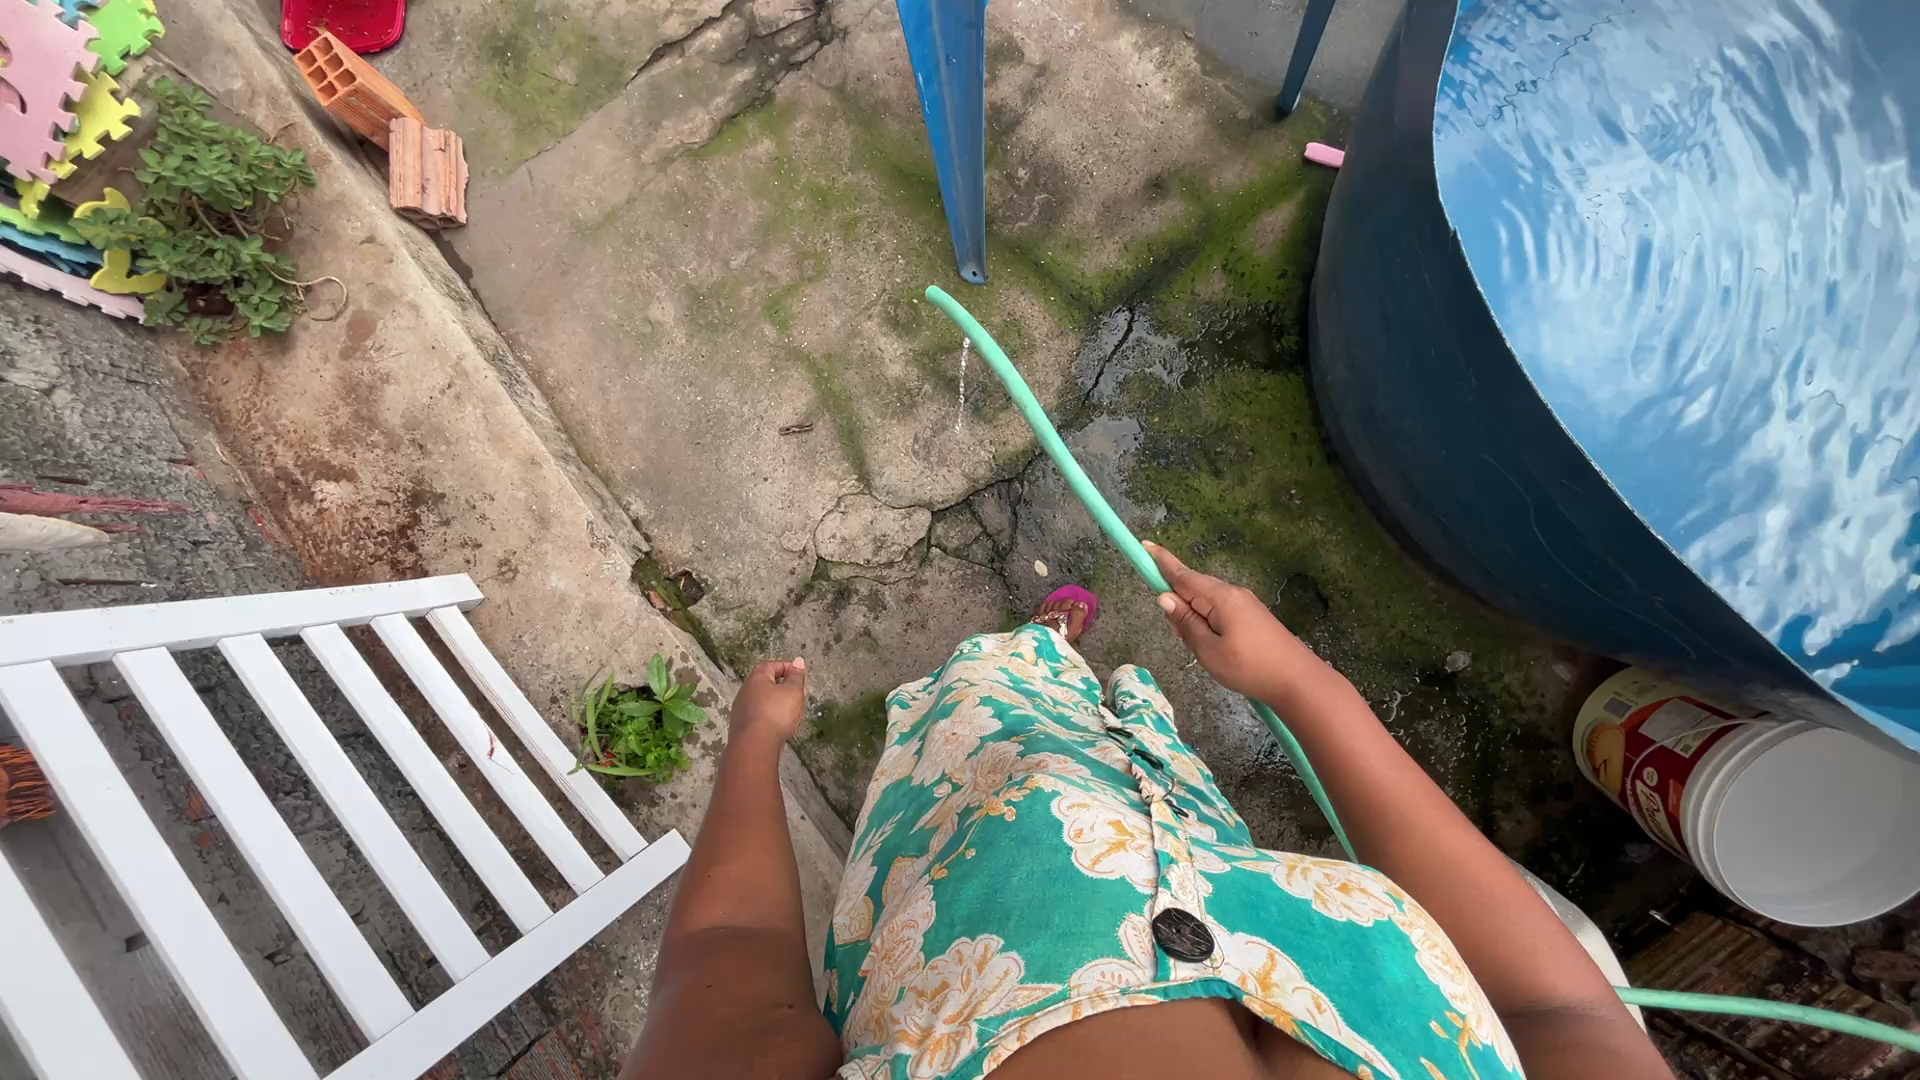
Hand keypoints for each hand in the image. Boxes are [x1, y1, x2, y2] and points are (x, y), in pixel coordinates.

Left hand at [729, 658, 807, 746]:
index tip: (799, 674)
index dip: (786, 667)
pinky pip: (759, 715)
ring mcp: (741, 710)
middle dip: (784, 686)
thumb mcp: (793, 691)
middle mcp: (745, 692)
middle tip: (799, 693)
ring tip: (793, 710)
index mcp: (756, 679)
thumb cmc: (776, 712)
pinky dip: (771, 716)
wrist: (755, 745)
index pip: (770, 665)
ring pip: (763, 701)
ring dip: (778, 702)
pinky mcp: (742, 727)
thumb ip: (797, 677)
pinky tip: (781, 725)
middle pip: (766, 683)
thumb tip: (798, 661)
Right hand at [1146, 542, 1326, 703]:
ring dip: (1195, 619)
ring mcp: (1245, 603)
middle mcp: (1232, 593)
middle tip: (1183, 638)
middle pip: (1193, 588)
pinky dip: (1208, 624)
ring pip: (1206, 603)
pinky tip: (1215, 647)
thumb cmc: (1250, 667)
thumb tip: (1165, 597)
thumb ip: (1185, 622)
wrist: (1299, 681)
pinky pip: (1220, 611)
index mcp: (1220, 597)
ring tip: (1204, 651)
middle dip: (1179, 606)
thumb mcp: (1208, 649)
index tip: (1144, 545)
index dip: (1161, 561)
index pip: (1182, 575)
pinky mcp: (1252, 616)